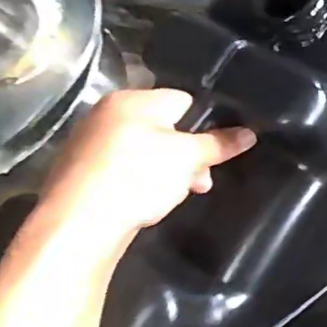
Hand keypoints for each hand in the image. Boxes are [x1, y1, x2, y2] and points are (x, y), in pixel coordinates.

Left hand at [36, 89, 255, 234]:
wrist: (76, 226)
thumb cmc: (137, 178)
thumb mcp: (190, 158)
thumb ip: (221, 143)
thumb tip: (250, 134)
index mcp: (131, 100)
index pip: (184, 101)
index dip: (206, 125)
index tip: (215, 150)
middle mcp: (106, 114)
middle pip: (165, 127)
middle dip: (188, 154)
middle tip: (201, 179)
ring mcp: (88, 143)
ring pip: (146, 150)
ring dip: (168, 170)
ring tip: (177, 194)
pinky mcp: (79, 172)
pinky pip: (123, 168)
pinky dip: (140, 180)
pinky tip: (147, 200)